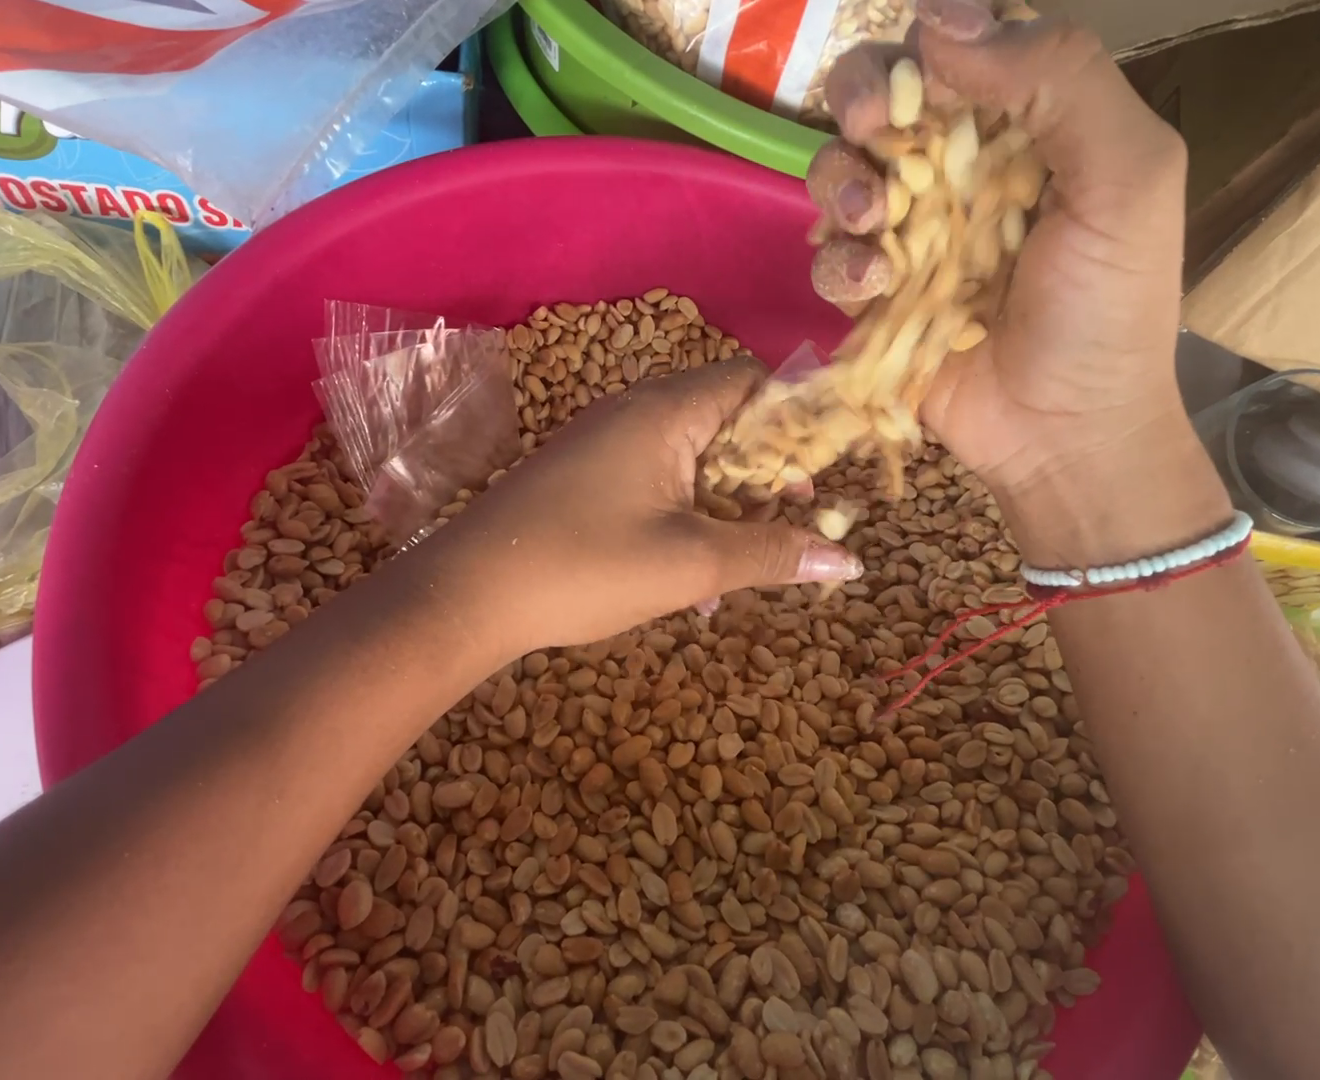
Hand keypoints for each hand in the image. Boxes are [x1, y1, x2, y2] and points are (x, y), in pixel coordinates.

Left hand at [406, 359, 862, 655]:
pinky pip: (655, 482)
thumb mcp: (691, 565)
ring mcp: (604, 443)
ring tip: (744, 561)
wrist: (469, 591)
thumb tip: (850, 562)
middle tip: (790, 523)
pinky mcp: (584, 476)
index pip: (754, 383)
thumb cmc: (585, 565)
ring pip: (691, 460)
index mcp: (667, 411)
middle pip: (726, 421)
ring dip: (725, 506)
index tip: (821, 474)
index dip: (798, 420)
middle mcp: (635, 412)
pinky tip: (689, 580)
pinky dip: (684, 517)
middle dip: (765, 474)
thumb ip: (771, 554)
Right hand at [807, 0, 1191, 494]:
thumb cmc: (1109, 308)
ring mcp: (909, 238)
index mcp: (1026, 128)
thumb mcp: (1125, 178)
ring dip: (840, 182)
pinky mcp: (875, 298)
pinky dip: (839, 265)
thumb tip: (940, 20)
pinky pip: (831, 260)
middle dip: (863, 99)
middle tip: (874, 125)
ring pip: (840, 173)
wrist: (1064, 431)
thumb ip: (1058, 80)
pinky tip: (872, 287)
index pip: (959, 49)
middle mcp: (958, 172)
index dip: (926, 42)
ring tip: (871, 218)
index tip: (919, 66)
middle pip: (883, 100)